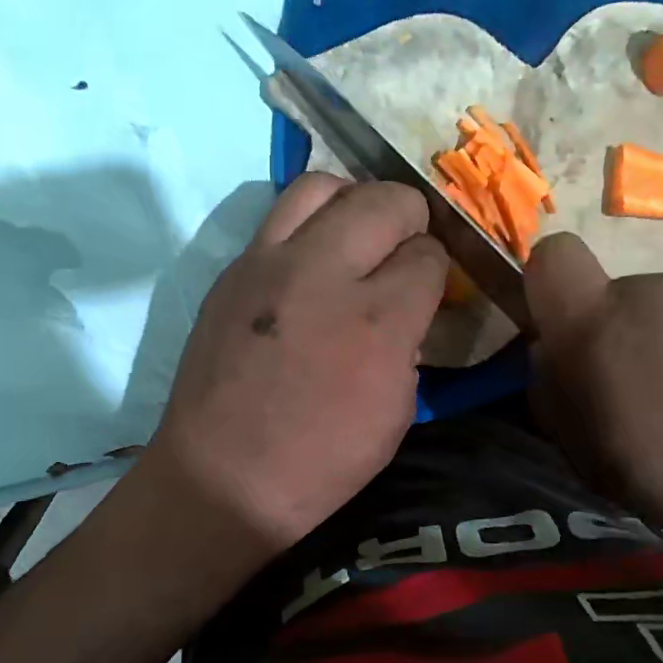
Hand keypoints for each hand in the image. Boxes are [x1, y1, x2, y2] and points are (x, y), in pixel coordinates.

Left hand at [148, 173, 446, 560]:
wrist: (225, 477)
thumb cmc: (324, 460)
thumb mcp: (397, 410)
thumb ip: (408, 342)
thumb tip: (405, 307)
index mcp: (377, 320)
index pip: (427, 255)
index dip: (437, 268)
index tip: (430, 286)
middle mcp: (323, 274)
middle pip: (383, 201)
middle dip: (409, 218)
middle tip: (405, 246)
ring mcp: (268, 264)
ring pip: (322, 185)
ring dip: (354, 202)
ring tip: (358, 235)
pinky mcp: (232, 270)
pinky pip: (279, 217)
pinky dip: (309, 226)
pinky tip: (313, 261)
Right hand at [524, 233, 662, 583]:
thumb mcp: (608, 470)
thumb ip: (561, 409)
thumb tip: (549, 368)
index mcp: (605, 329)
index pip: (551, 260)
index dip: (549, 294)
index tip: (568, 348)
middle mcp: (659, 289)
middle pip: (615, 300)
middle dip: (617, 344)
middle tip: (650, 409)